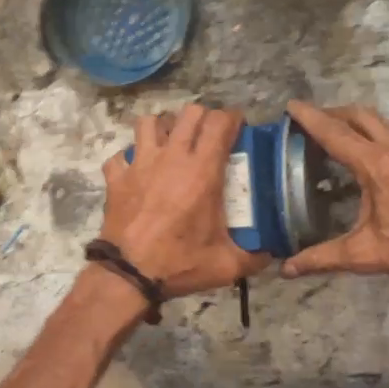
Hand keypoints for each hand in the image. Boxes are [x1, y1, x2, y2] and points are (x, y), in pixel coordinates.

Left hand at [100, 104, 270, 296]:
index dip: (232, 119)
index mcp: (202, 170)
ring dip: (163, 128)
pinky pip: (121, 155)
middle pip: (189, 113)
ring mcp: (139, 163)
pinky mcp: (117, 177)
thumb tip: (271, 254)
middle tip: (209, 136)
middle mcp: (171, 157)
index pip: (220, 122)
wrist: (129, 274)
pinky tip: (137, 171)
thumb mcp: (226, 265)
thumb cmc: (179, 263)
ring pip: (149, 122)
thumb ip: (255, 257)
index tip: (239, 129)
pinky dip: (129, 159)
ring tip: (171, 143)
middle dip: (203, 118)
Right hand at [281, 102, 388, 281]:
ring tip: (330, 133)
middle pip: (359, 116)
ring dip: (352, 121)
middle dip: (331, 112)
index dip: (311, 118)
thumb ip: (321, 258)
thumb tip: (286, 269)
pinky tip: (360, 155)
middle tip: (308, 119)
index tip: (291, 106)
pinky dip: (368, 135)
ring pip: (377, 123)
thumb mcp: (363, 254)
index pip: (336, 134)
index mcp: (376, 166)